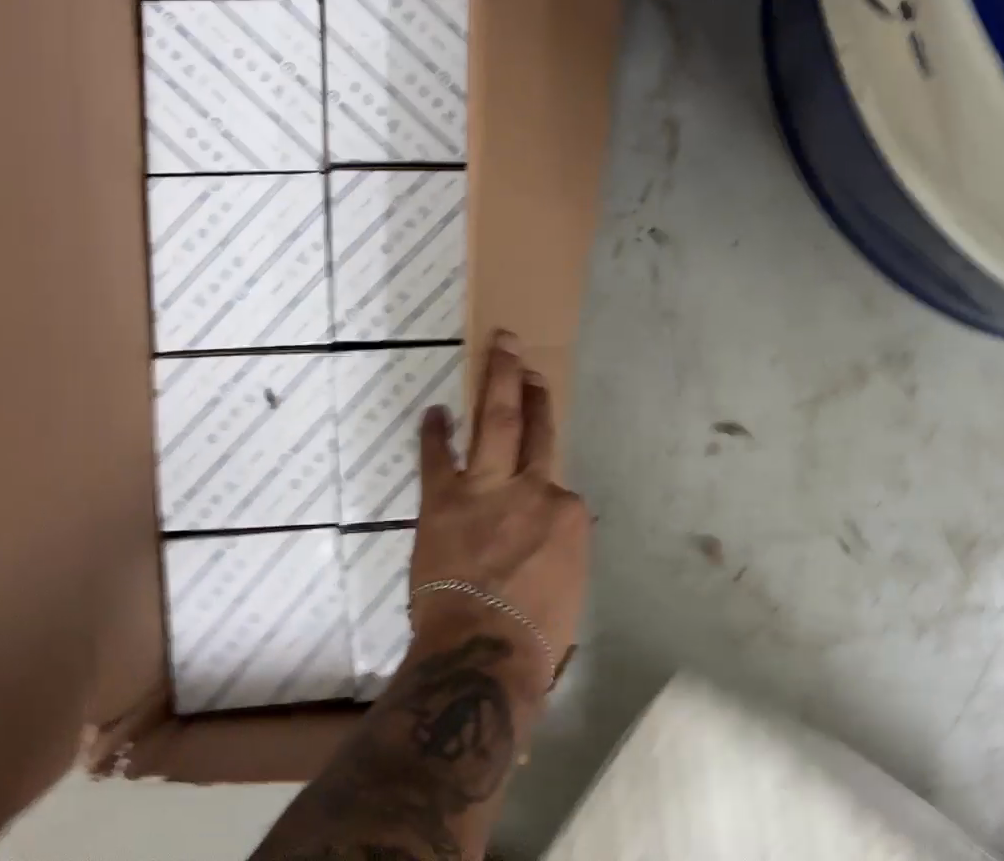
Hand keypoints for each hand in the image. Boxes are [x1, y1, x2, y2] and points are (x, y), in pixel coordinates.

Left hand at [409, 332, 590, 692]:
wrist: (484, 654)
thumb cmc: (536, 635)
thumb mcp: (567, 584)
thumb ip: (556, 549)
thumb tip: (539, 542)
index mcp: (568, 513)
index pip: (558, 484)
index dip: (545, 486)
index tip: (537, 489)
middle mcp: (534, 488)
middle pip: (536, 429)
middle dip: (531, 388)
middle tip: (525, 358)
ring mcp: (488, 488)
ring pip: (498, 421)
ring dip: (498, 382)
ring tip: (500, 349)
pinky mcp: (444, 499)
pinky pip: (438, 456)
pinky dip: (435, 432)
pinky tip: (435, 411)